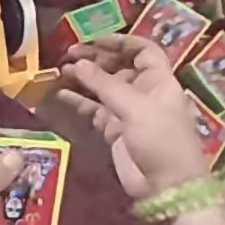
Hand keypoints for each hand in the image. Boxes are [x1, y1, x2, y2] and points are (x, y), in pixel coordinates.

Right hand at [58, 34, 208, 199]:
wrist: (164, 185)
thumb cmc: (160, 140)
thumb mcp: (135, 107)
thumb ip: (104, 85)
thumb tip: (76, 64)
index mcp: (159, 80)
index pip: (142, 50)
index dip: (120, 42)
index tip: (93, 39)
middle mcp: (143, 92)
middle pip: (119, 67)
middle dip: (96, 59)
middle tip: (68, 54)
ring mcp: (127, 112)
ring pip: (103, 88)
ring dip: (84, 79)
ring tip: (60, 71)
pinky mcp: (114, 130)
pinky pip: (93, 110)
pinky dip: (78, 101)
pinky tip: (61, 94)